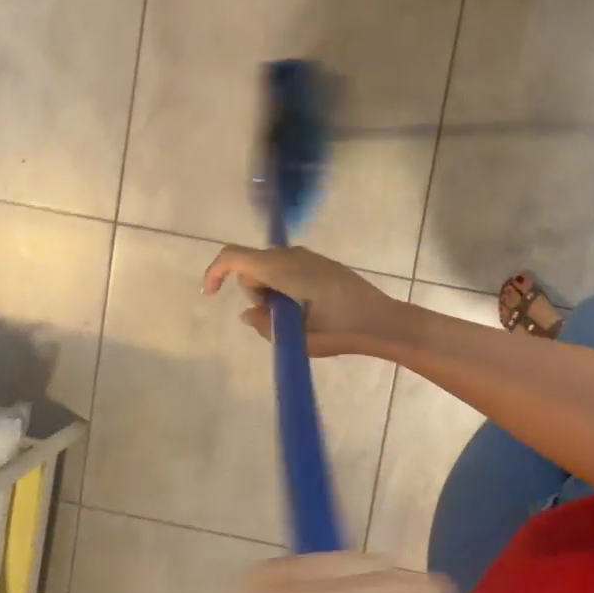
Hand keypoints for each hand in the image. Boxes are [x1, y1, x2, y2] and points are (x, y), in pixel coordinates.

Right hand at [202, 245, 407, 356]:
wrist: (382, 321)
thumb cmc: (339, 330)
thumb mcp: (296, 337)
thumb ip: (264, 325)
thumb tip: (248, 313)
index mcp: (281, 268)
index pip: (233, 256)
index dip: (215, 272)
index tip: (210, 296)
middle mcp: (292, 254)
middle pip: (252, 265)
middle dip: (254, 291)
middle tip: (279, 319)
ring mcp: (309, 256)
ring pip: (271, 268)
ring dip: (271, 292)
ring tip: (298, 318)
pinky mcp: (322, 264)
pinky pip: (289, 270)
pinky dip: (286, 287)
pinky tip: (308, 310)